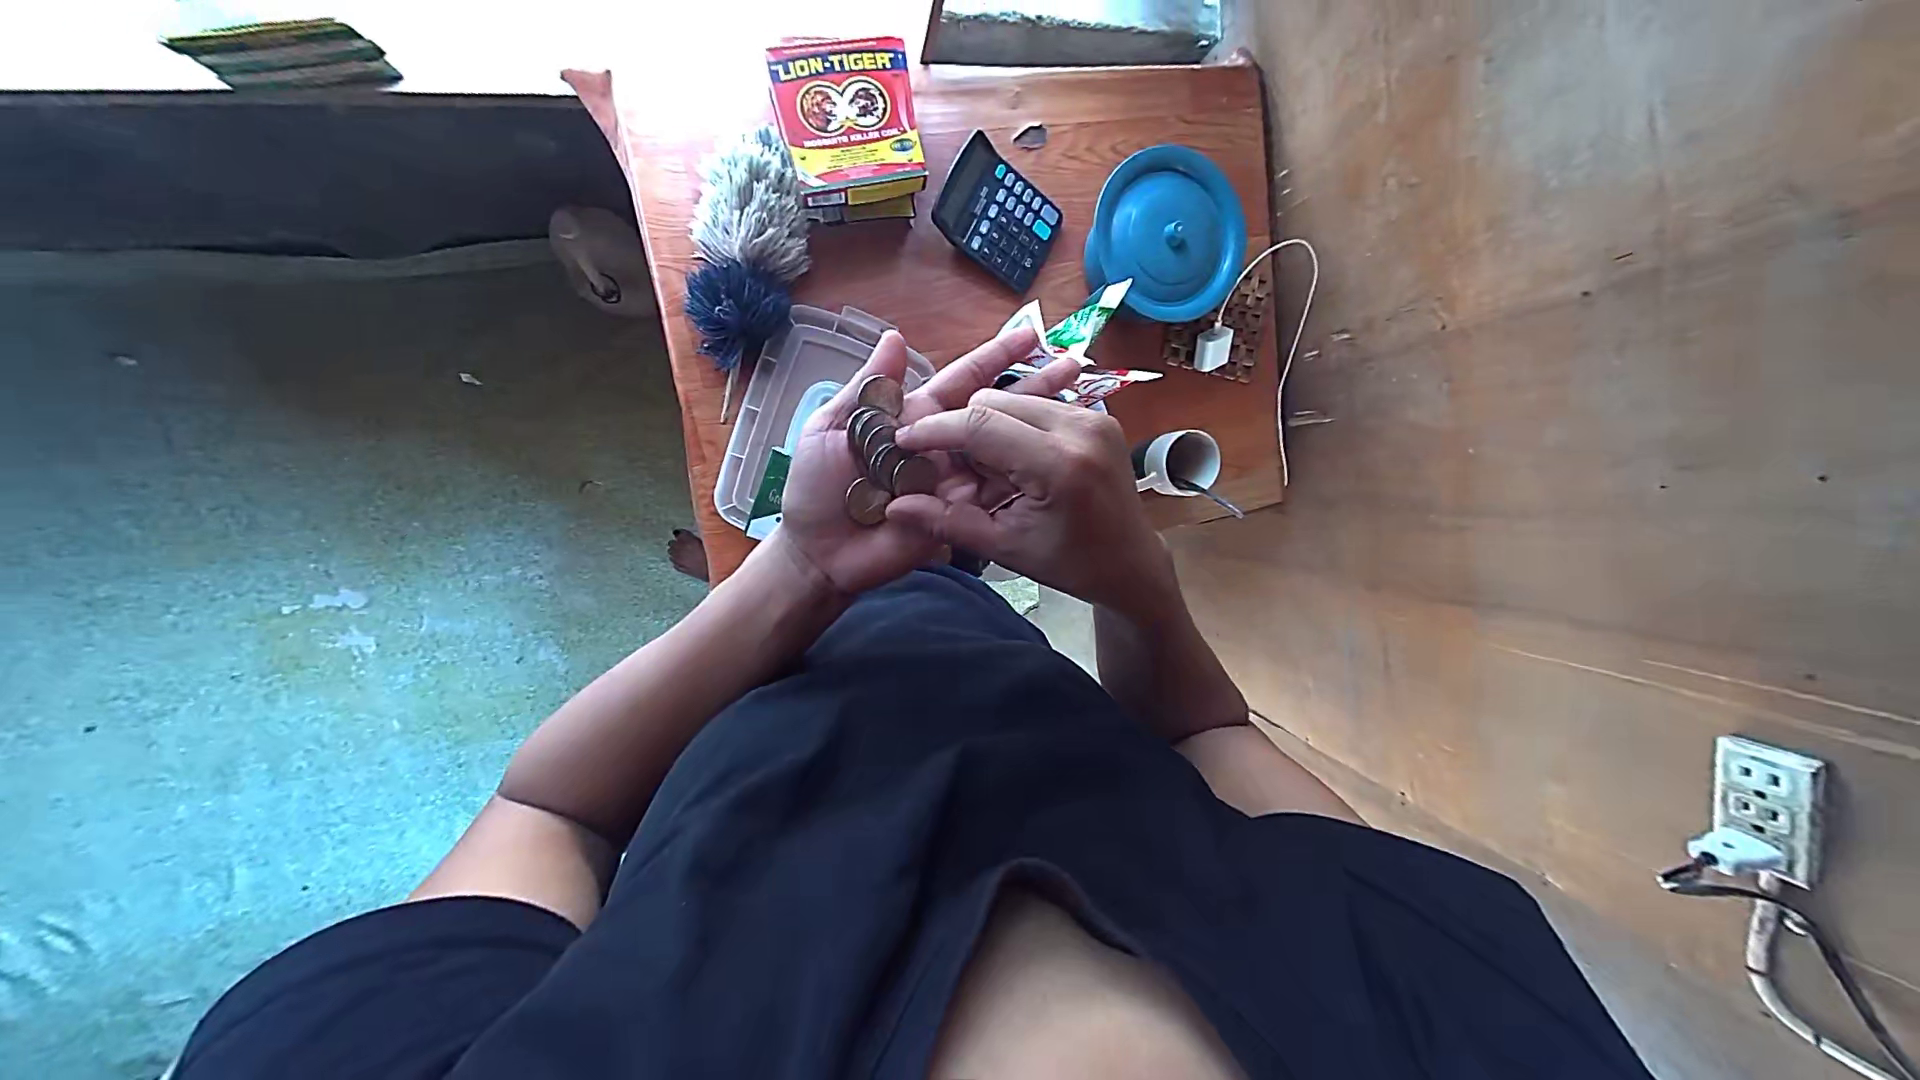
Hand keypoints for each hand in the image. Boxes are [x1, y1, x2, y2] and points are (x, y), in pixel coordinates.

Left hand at [777, 327, 1077, 595]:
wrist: (817, 552)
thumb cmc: (817, 488)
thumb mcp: (832, 428)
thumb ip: (868, 389)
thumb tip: (895, 337)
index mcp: (915, 419)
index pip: (963, 382)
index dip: (995, 358)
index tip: (1030, 336)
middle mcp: (943, 448)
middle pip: (995, 414)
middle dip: (1034, 389)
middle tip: (1072, 366)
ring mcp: (954, 483)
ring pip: (1002, 454)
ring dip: (1039, 433)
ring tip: (1077, 409)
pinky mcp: (957, 517)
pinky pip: (992, 498)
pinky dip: (1022, 482)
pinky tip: (1056, 465)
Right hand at [888, 389, 1181, 621]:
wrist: (1132, 562)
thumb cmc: (1071, 564)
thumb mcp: (1006, 548)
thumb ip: (948, 523)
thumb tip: (894, 506)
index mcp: (1060, 466)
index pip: (980, 425)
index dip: (935, 431)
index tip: (905, 441)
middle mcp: (1081, 429)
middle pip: (993, 402)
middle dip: (963, 432)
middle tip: (958, 473)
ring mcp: (1094, 417)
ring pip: (1013, 398)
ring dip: (988, 429)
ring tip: (990, 474)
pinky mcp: (1097, 416)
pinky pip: (1036, 406)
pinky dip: (1014, 428)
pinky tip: (1015, 464)